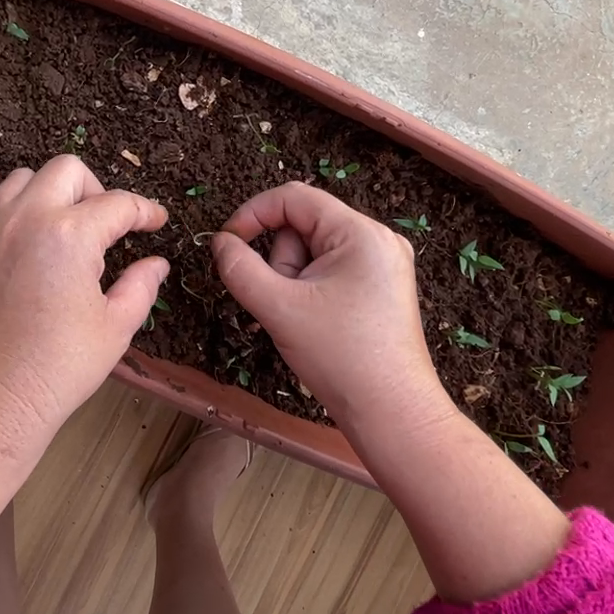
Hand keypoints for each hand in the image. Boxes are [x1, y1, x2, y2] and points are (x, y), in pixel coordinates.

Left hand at [0, 155, 169, 458]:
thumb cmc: (59, 368)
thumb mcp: (115, 328)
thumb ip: (141, 285)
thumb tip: (157, 262)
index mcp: (71, 235)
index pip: (118, 204)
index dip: (145, 211)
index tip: (156, 222)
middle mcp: (28, 217)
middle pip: (68, 170)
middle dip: (95, 189)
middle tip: (107, 225)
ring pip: (23, 178)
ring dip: (50, 193)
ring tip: (63, 227)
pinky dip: (9, 209)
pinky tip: (22, 238)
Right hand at [208, 182, 452, 431]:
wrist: (394, 416)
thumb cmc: (339, 357)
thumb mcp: (279, 308)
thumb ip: (239, 267)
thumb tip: (220, 242)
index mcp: (360, 232)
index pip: (293, 197)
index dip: (253, 214)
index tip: (226, 244)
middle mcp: (377, 238)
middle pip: (302, 226)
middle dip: (280, 261)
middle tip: (284, 303)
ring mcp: (382, 263)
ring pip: (312, 250)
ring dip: (293, 280)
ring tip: (303, 319)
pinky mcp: (380, 286)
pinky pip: (329, 269)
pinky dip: (309, 290)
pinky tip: (315, 322)